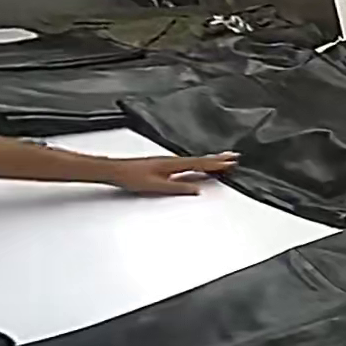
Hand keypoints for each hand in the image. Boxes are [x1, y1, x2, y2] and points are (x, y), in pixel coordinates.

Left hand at [98, 153, 237, 195]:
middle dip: (218, 158)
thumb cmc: (130, 177)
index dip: (217, 165)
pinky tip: (200, 164)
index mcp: (174, 165)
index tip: (232, 163)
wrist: (112, 170)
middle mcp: (173, 161)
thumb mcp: (156, 186)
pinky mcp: (165, 164)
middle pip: (201, 160)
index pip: (201, 165)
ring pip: (195, 160)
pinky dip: (199, 161)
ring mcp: (169, 162)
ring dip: (210, 159)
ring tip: (222, 158)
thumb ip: (179, 188)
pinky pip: (188, 162)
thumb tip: (197, 189)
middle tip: (233, 156)